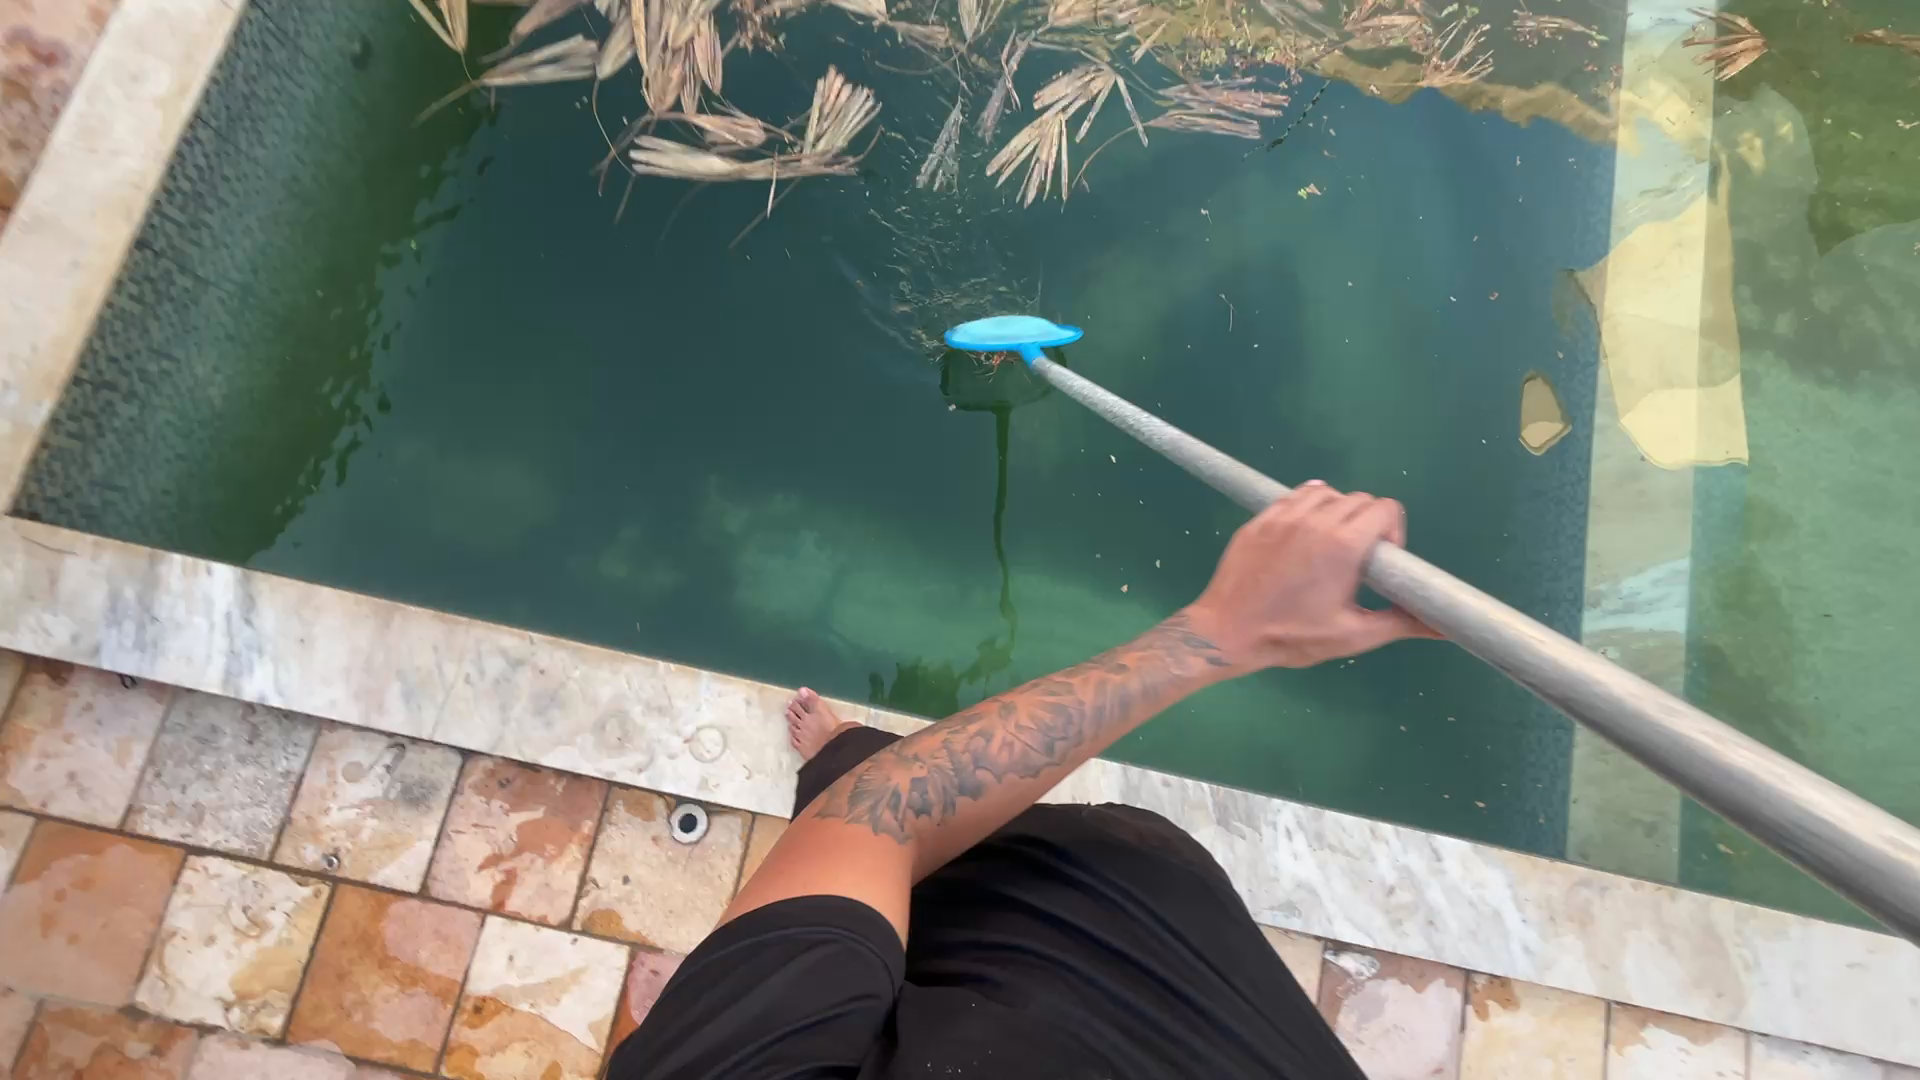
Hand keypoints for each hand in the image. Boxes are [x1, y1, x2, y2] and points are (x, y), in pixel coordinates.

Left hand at [1181, 481, 1439, 672]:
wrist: (1227, 631)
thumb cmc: (1290, 636)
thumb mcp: (1352, 635)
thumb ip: (1402, 623)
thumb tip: (1445, 626)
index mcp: (1342, 544)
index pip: (1385, 508)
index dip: (1392, 531)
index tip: (1380, 560)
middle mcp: (1313, 520)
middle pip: (1358, 499)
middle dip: (1367, 522)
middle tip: (1356, 557)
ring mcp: (1280, 517)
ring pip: (1324, 492)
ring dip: (1336, 510)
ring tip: (1329, 544)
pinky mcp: (1257, 520)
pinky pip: (1290, 497)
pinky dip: (1305, 506)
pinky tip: (1303, 531)